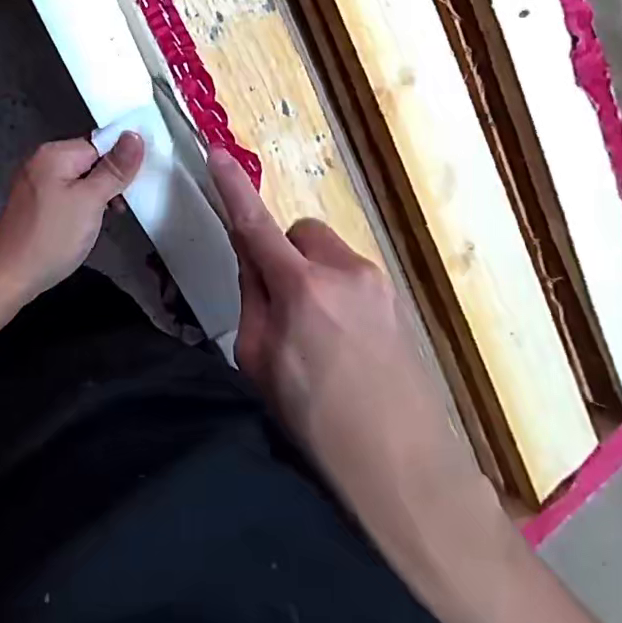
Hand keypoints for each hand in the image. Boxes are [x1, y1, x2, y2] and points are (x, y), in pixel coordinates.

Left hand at [0, 133, 144, 301]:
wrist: (7, 278)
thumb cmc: (51, 238)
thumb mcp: (90, 201)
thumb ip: (114, 169)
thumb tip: (134, 135)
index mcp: (54, 153)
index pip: (100, 143)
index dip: (120, 162)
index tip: (133, 184)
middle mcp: (41, 162)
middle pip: (89, 160)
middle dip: (109, 181)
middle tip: (119, 207)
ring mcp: (34, 184)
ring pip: (79, 181)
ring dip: (97, 197)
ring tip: (105, 218)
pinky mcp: (33, 205)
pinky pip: (65, 196)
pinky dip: (80, 207)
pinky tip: (85, 226)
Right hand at [207, 149, 466, 480]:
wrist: (404, 470)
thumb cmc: (315, 422)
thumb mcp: (259, 361)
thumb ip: (252, 297)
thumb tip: (250, 255)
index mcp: (302, 290)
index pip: (255, 225)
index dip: (232, 187)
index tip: (217, 152)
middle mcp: (345, 272)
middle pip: (297, 234)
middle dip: (281, 255)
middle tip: (277, 304)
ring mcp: (379, 284)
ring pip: (325, 255)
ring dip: (309, 274)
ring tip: (313, 333)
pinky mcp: (398, 300)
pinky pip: (350, 276)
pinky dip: (334, 292)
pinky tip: (342, 343)